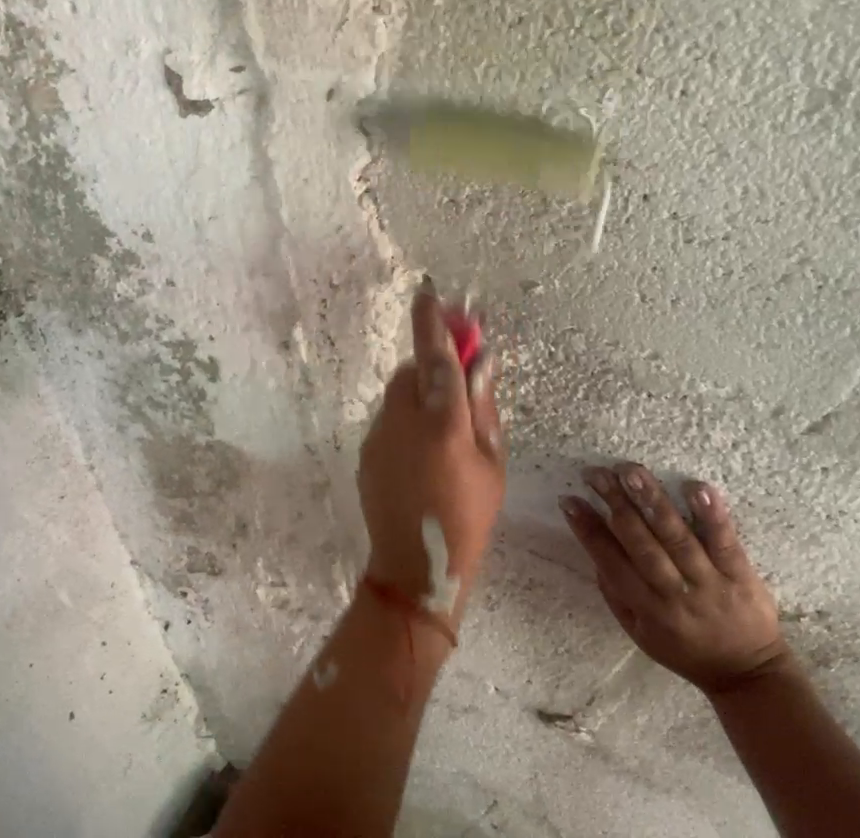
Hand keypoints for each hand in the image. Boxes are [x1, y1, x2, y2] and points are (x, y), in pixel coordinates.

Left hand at [358, 283, 505, 624]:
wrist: (416, 567)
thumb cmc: (468, 518)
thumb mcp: (492, 464)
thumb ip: (484, 408)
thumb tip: (481, 362)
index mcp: (443, 422)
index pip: (437, 358)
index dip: (433, 323)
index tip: (430, 292)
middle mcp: (404, 420)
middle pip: (413, 371)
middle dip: (433, 365)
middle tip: (458, 381)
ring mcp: (380, 435)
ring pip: (399, 395)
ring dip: (421, 394)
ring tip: (445, 430)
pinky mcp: (367, 451)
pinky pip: (390, 420)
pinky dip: (408, 420)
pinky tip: (424, 454)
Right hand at [561, 462, 790, 694]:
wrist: (749, 674)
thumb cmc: (686, 652)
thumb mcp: (640, 634)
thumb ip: (616, 596)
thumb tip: (594, 553)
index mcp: (646, 609)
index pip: (610, 562)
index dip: (587, 529)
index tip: (569, 500)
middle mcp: (673, 593)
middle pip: (639, 542)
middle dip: (615, 504)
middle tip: (595, 473)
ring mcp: (708, 582)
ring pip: (675, 537)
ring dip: (652, 501)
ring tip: (631, 472)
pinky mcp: (740, 574)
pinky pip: (723, 541)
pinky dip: (710, 514)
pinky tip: (696, 487)